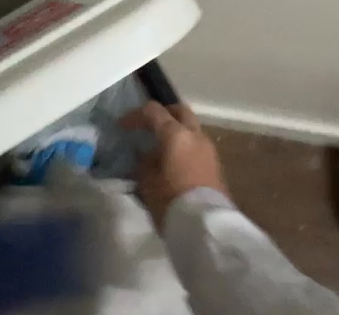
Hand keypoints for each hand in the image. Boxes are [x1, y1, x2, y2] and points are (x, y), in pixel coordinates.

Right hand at [126, 102, 228, 225]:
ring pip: (192, 128)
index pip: (153, 112)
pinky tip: (174, 162)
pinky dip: (185, 146)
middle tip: (149, 125)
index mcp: (176, 134)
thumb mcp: (147, 182)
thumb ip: (145, 162)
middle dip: (163, 114)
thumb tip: (147, 154)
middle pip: (180, 111)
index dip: (135, 116)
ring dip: (177, 131)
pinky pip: (197, 145)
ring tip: (161, 148)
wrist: (206, 227)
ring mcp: (209, 149)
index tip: (122, 126)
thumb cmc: (171, 201)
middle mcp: (195, 135)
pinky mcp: (216, 165)